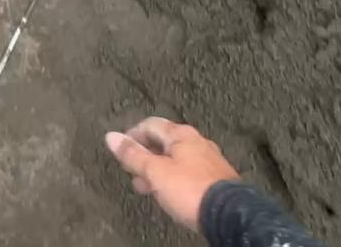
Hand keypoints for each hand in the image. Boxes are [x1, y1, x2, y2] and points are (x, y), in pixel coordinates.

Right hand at [104, 117, 240, 232]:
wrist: (231, 215)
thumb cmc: (189, 188)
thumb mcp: (155, 172)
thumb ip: (132, 154)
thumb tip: (110, 135)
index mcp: (180, 133)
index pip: (149, 124)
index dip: (132, 135)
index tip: (121, 150)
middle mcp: (196, 140)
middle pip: (164, 141)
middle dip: (146, 156)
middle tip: (133, 172)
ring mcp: (210, 159)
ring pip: (177, 159)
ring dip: (160, 169)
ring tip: (148, 188)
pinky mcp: (219, 178)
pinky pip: (190, 171)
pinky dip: (176, 178)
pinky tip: (172, 193)